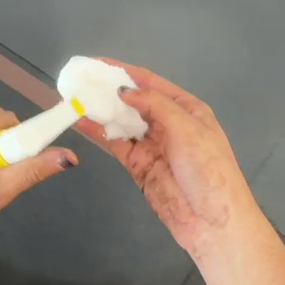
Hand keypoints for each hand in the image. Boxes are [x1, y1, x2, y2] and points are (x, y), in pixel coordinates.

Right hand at [76, 60, 255, 259]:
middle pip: (133, 100)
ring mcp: (150, 144)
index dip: (125, 71)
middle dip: (108, 90)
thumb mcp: (187, 129)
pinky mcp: (137, 164)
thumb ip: (155, 105)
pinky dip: (98, 132)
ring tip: (73, 98)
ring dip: (100, 110)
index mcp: (186, 109)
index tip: (98, 63)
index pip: (151, 83)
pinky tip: (80, 122)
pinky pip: (115, 143)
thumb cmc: (208, 169)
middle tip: (80, 80)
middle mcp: (167, 123)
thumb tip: (124, 90)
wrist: (211, 221)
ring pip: (121, 121)